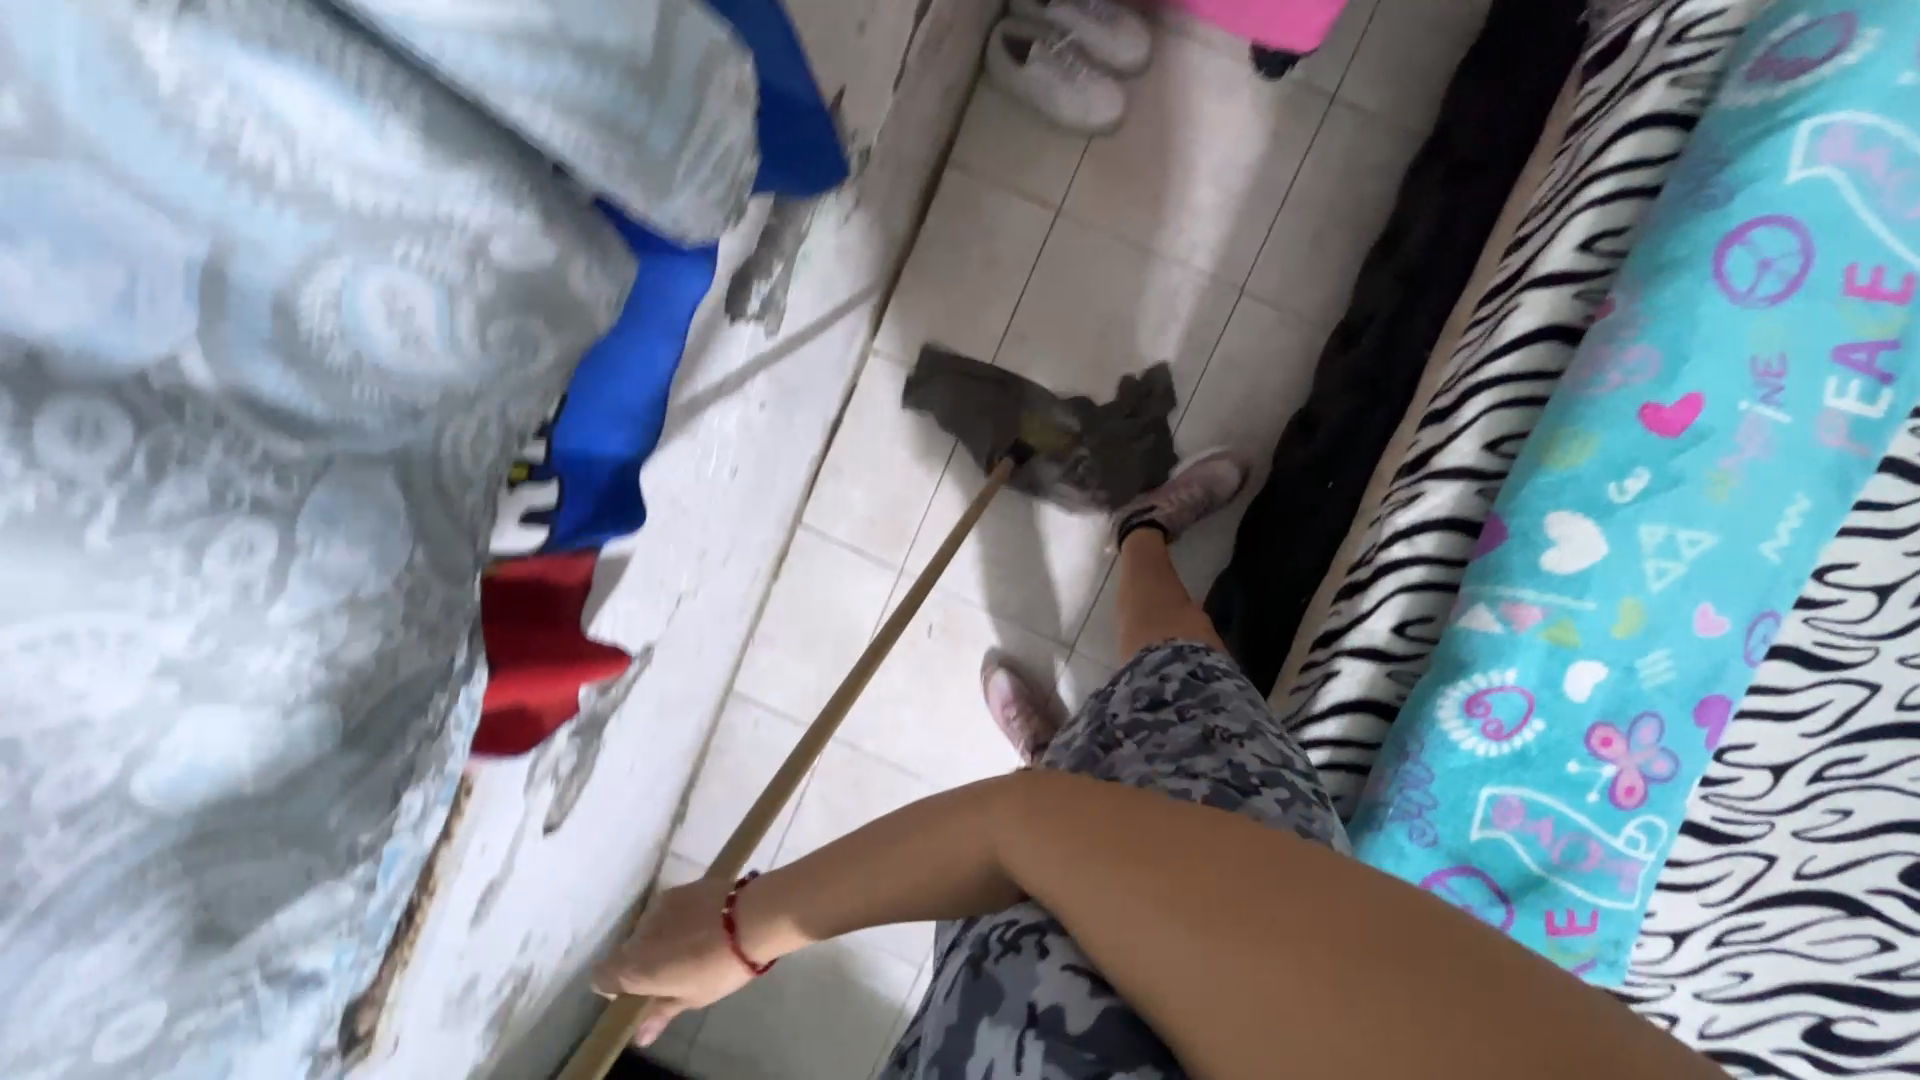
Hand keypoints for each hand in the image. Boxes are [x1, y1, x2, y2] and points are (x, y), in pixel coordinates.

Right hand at [591, 876, 761, 1045]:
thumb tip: (641, 1036)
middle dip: (644, 961)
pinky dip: (678, 917)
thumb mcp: (693, 997)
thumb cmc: (719, 968)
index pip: (601, 977)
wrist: (750, 918)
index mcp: (634, 968)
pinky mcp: (679, 888)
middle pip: (627, 951)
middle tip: (675, 969)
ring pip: (649, 928)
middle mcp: (638, 935)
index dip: (614, 986)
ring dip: (662, 936)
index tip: (638, 991)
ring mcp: (658, 907)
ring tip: (694, 943)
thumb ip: (661, 1012)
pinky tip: (704, 922)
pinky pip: (668, 909)